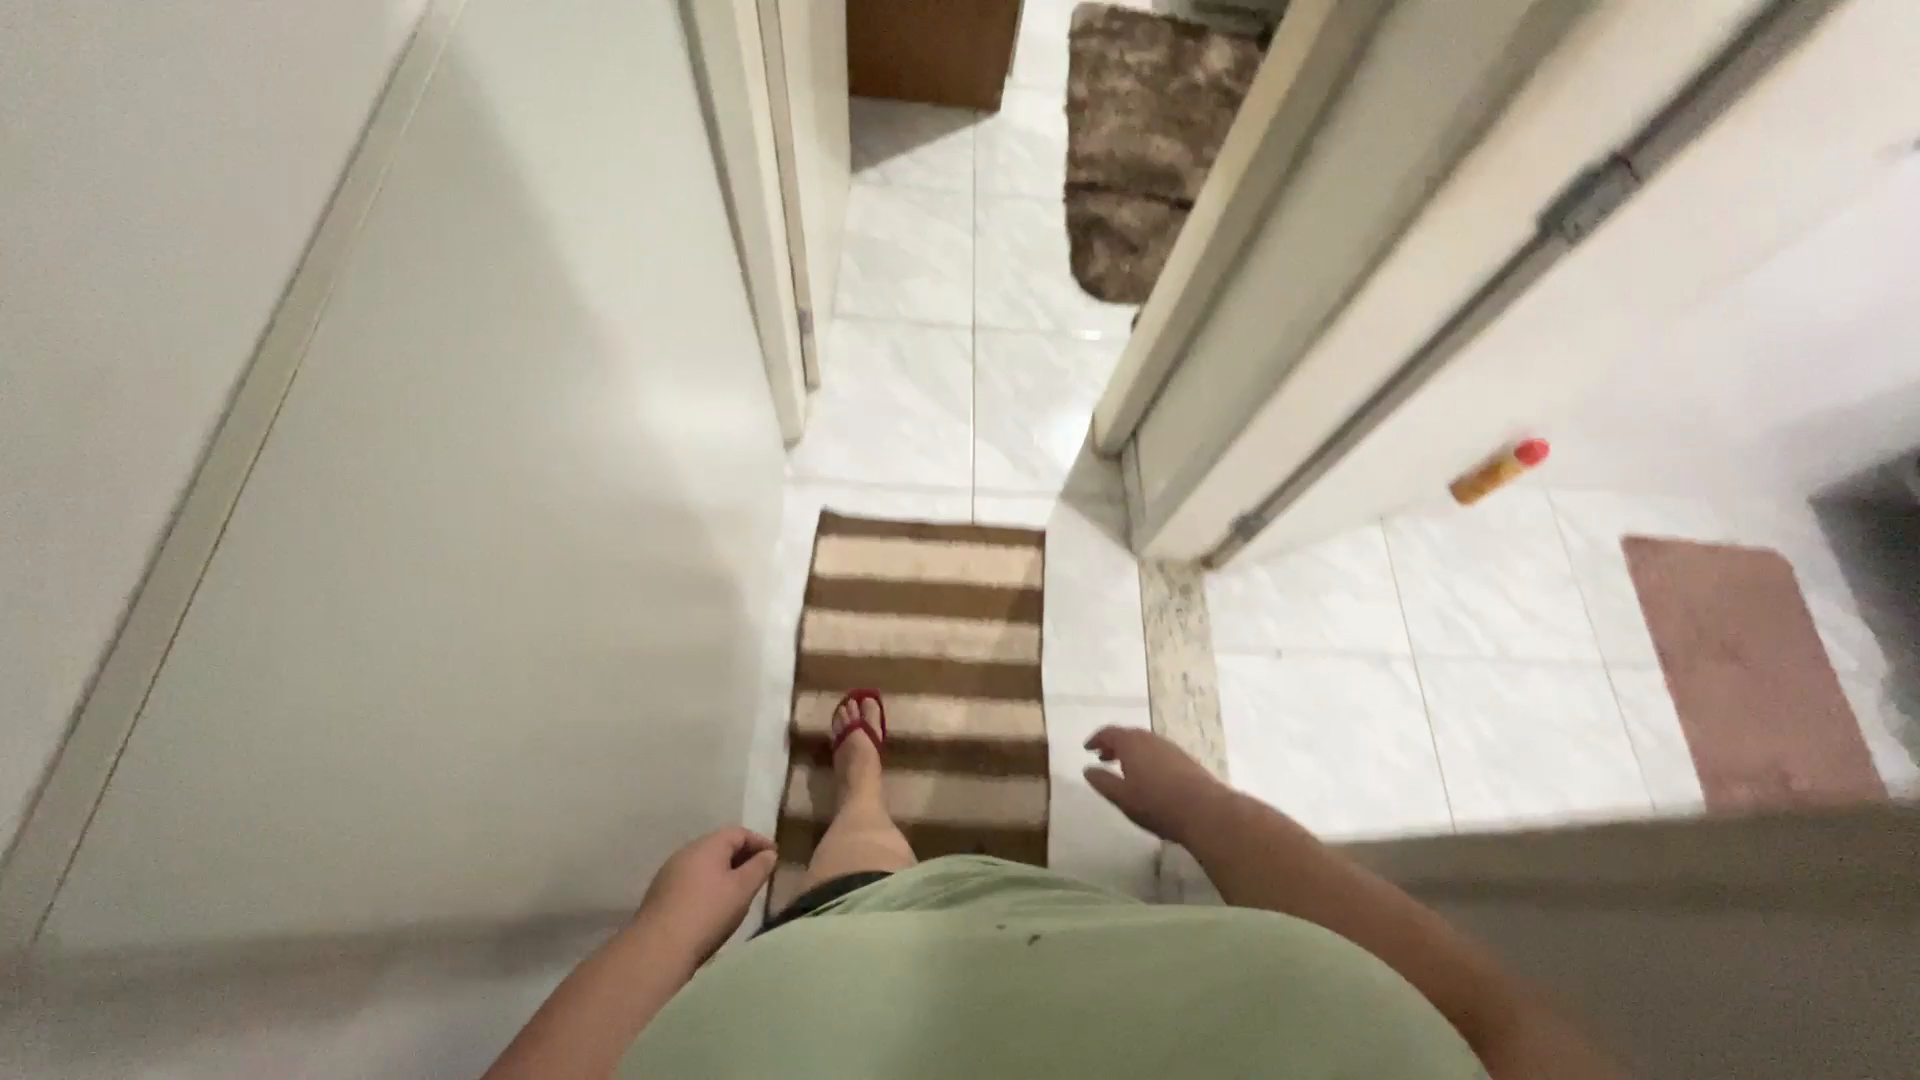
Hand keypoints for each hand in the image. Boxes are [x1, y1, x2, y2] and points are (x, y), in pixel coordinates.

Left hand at [636, 827, 776, 965]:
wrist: (657, 950)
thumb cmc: (707, 913)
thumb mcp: (742, 890)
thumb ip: (759, 868)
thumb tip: (768, 853)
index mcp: (707, 846)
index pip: (738, 832)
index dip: (759, 842)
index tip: (774, 856)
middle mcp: (686, 853)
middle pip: (719, 846)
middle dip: (742, 857)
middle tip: (759, 873)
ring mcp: (669, 874)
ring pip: (704, 865)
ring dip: (724, 872)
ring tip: (739, 891)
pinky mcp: (660, 895)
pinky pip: (691, 881)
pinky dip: (708, 886)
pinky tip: (713, 906)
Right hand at [1083, 727, 1231, 845]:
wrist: (1205, 811)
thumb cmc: (1156, 804)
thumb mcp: (1122, 797)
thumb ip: (1102, 781)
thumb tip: (1087, 769)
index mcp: (1132, 743)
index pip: (1109, 733)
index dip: (1096, 739)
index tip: (1087, 748)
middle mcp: (1151, 739)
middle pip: (1128, 735)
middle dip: (1114, 745)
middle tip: (1103, 757)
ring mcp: (1171, 748)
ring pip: (1145, 744)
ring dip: (1131, 752)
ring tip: (1124, 768)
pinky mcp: (1186, 760)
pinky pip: (1159, 753)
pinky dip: (1147, 758)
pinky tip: (1149, 778)